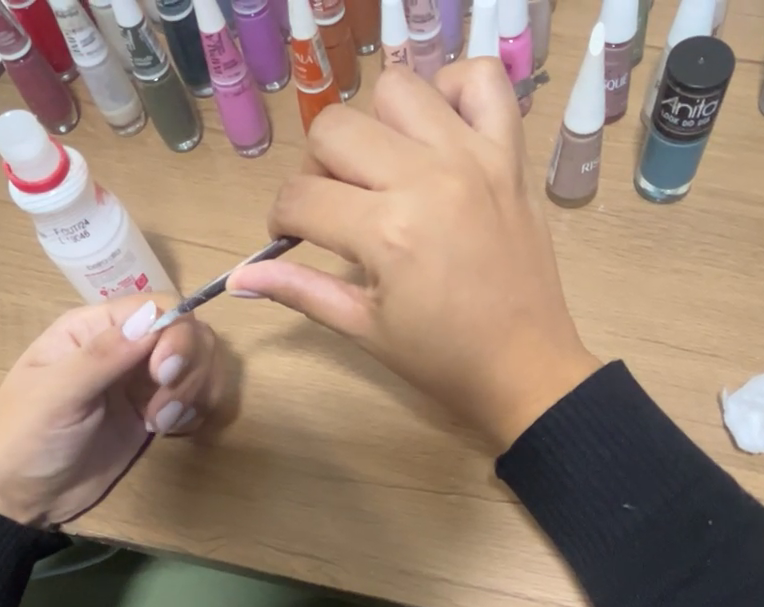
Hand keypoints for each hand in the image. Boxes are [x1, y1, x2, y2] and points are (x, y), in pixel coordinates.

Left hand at [0, 296, 225, 528]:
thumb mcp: (56, 394)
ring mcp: (143, 381)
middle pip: (189, 334)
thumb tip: (153, 317)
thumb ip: (104, 354)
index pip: (159, 308)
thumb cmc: (26, 438)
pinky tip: (167, 432)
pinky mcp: (156, 412)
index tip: (164, 374)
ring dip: (193, 394)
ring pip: (199, 365)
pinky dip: (195, 413)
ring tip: (159, 425)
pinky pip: (196, 398)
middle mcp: (126, 347)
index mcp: (94, 328)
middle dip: (190, 369)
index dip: (175, 335)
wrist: (23, 495)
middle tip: (162, 411)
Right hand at [227, 61, 598, 451]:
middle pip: (335, 130)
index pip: (300, 197)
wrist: (524, 369)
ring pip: (398, 88)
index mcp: (386, 232)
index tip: (292, 240)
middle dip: (319, 169)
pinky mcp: (509, 156)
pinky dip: (455, 92)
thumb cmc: (443, 360)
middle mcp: (425, 179)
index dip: (282, 220)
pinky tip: (440, 134)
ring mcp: (473, 158)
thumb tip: (238, 278)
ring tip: (387, 170)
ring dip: (377, 125)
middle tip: (339, 209)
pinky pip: (483, 81)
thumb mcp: (365, 330)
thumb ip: (301, 291)